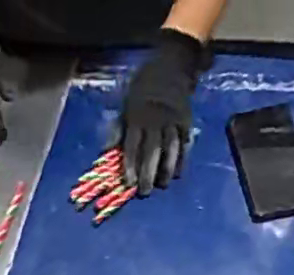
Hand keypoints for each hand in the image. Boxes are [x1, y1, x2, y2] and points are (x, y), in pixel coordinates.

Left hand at [119, 29, 209, 195]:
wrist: (171, 64)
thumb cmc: (142, 88)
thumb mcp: (125, 104)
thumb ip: (117, 129)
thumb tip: (106, 151)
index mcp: (137, 118)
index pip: (132, 147)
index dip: (130, 166)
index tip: (129, 184)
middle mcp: (156, 121)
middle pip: (152, 151)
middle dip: (148, 173)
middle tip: (145, 192)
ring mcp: (173, 120)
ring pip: (171, 148)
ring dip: (167, 168)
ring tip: (163, 184)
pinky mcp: (187, 119)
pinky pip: (186, 141)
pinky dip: (183, 157)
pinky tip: (179, 172)